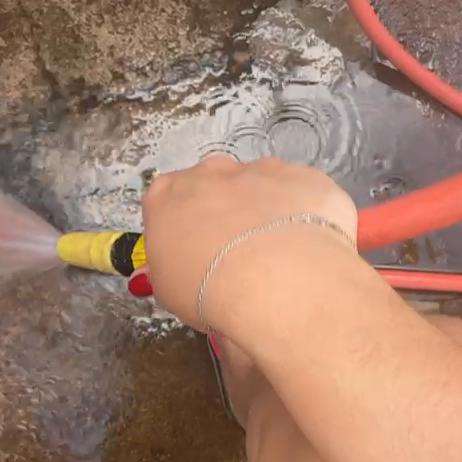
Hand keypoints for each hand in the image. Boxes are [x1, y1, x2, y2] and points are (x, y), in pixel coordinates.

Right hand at [141, 156, 360, 335]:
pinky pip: (297, 193)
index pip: (164, 202)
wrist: (274, 279)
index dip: (177, 229)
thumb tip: (160, 271)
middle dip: (218, 214)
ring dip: (259, 212)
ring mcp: (258, 170)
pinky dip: (299, 214)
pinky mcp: (302, 177)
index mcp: (167, 195)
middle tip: (229, 255)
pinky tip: (300, 247)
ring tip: (270, 256)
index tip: (188, 252)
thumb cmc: (209, 286)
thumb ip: (163, 270)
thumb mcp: (167, 290)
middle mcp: (210, 173)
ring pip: (256, 186)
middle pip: (210, 187)